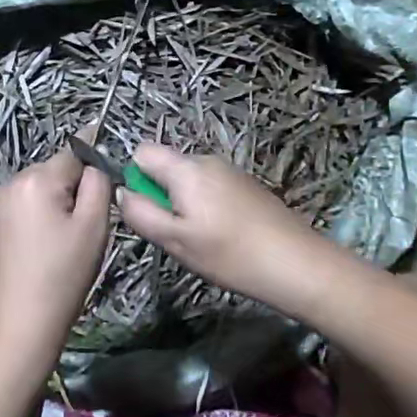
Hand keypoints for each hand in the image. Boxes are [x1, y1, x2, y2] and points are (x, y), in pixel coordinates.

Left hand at [0, 146, 111, 369]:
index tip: (98, 204)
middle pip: (48, 174)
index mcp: (35, 180)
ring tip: (53, 246)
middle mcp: (6, 185)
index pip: (73, 156)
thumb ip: (98, 185)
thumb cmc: (61, 277)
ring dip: (44, 207)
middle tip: (77, 233)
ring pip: (29, 194)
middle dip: (65, 193)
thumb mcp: (93, 228)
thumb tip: (94, 167)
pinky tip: (30, 256)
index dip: (91, 176)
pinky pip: (11, 214)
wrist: (13, 328)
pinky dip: (25, 224)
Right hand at [117, 143, 355, 319]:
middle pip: (166, 167)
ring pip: (188, 181)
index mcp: (185, 169)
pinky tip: (223, 237)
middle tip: (175, 234)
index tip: (147, 210)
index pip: (142, 152)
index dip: (135, 178)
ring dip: (185, 205)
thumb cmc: (229, 254)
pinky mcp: (246, 185)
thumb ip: (141, 213)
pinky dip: (207, 208)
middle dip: (161, 195)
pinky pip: (210, 188)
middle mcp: (206, 160)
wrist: (296, 264)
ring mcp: (230, 171)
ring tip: (202, 240)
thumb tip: (120, 192)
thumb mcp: (175, 240)